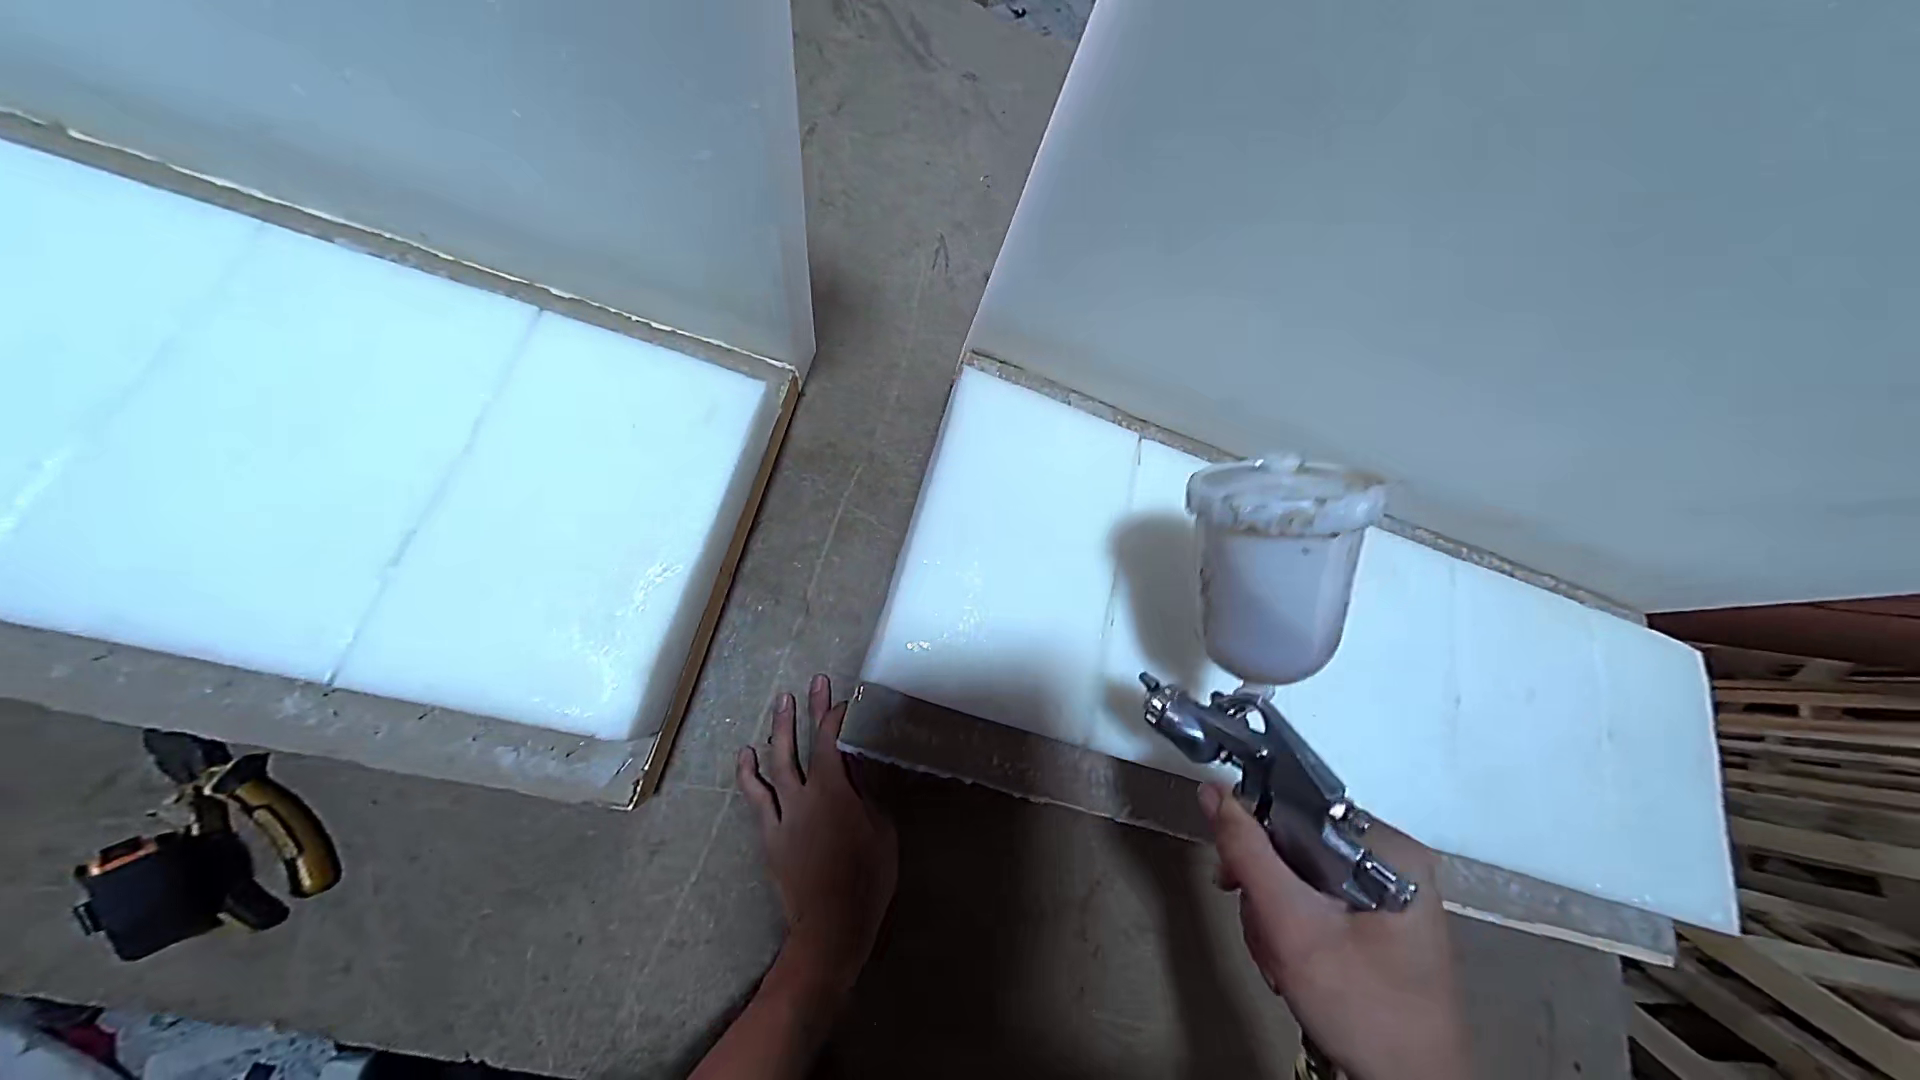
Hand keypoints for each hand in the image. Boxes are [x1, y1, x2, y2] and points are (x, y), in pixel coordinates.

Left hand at [737, 675, 897, 995]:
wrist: (831, 924)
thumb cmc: (867, 876)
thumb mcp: (881, 829)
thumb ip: (867, 793)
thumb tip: (858, 766)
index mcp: (834, 790)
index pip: (833, 741)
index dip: (838, 716)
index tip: (846, 701)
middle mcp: (804, 794)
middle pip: (802, 744)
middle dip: (807, 710)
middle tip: (812, 682)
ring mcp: (782, 814)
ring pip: (774, 764)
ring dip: (777, 731)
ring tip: (779, 704)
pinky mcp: (769, 834)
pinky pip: (756, 798)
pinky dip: (750, 774)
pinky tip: (747, 756)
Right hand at [1200, 784, 1470, 1079]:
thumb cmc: (1364, 1010)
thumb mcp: (1292, 926)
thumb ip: (1247, 852)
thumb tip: (1212, 791)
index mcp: (1390, 849)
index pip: (1299, 808)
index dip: (1255, 834)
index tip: (1232, 874)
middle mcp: (1393, 860)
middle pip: (1295, 841)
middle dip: (1265, 889)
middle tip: (1262, 928)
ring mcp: (1386, 890)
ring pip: (1297, 871)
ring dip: (1273, 912)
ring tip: (1280, 956)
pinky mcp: (1375, 916)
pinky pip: (1313, 895)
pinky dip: (1290, 924)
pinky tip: (1291, 958)